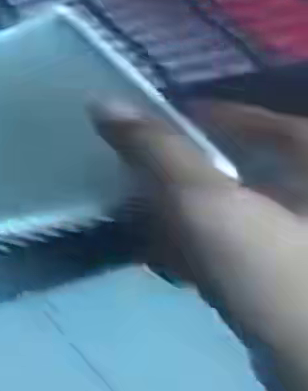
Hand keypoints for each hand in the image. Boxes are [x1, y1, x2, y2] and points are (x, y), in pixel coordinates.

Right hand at [97, 101, 307, 390]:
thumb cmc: (282, 273)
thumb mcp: (204, 202)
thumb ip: (154, 148)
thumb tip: (102, 101)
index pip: (280, 126)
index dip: (222, 117)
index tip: (164, 118)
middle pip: (263, 173)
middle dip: (196, 171)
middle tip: (142, 169)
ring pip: (258, 216)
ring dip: (199, 213)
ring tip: (147, 219)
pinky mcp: (305, 289)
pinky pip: (263, 254)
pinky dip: (218, 250)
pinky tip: (178, 264)